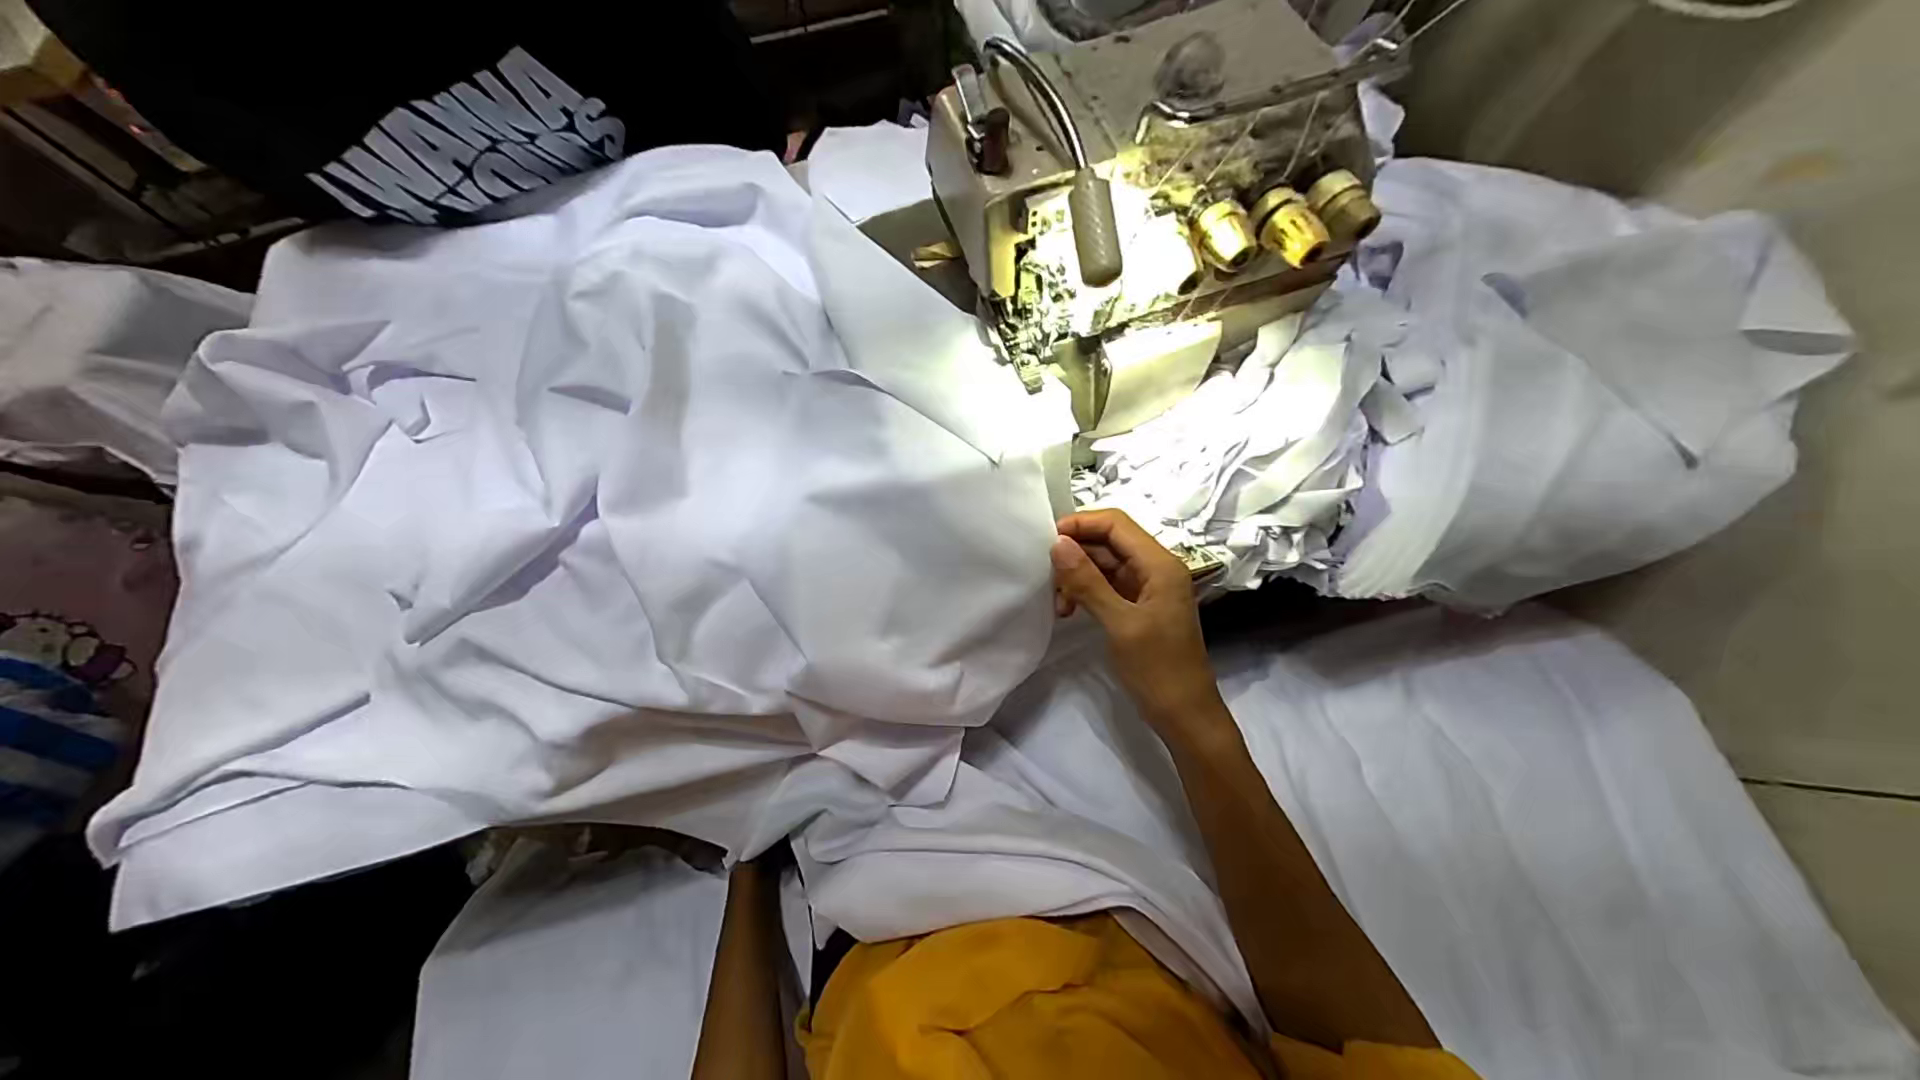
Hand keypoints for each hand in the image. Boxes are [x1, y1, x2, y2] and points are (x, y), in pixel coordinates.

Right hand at [1051, 510, 1225, 730]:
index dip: (1081, 524)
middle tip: (1047, 578)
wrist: (1185, 715)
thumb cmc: (1157, 669)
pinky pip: (1107, 586)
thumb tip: (1058, 544)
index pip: (1116, 523)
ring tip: (1058, 603)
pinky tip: (1068, 610)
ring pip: (1104, 565)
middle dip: (1075, 554)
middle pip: (1109, 542)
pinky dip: (1086, 592)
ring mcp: (1147, 588)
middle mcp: (1155, 569)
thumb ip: (1088, 582)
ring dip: (1077, 576)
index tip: (1046, 541)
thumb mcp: (1119, 624)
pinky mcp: (1138, 607)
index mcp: (1160, 564)